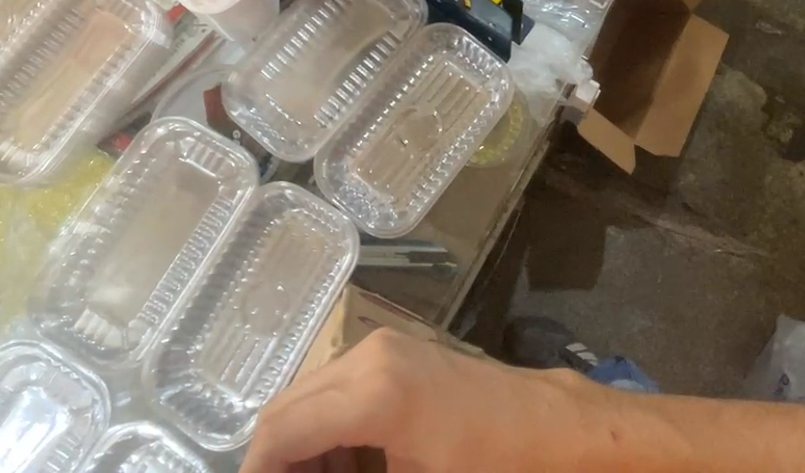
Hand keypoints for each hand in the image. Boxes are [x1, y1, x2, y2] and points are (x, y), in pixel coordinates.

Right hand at [240, 329, 587, 472]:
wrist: (545, 424)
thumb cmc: (488, 466)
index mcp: (372, 393)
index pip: (281, 430)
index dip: (258, 470)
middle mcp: (368, 355)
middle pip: (287, 406)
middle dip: (278, 458)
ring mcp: (382, 345)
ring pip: (310, 394)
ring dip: (303, 444)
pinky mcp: (395, 348)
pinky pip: (338, 385)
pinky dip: (329, 425)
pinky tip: (350, 463)